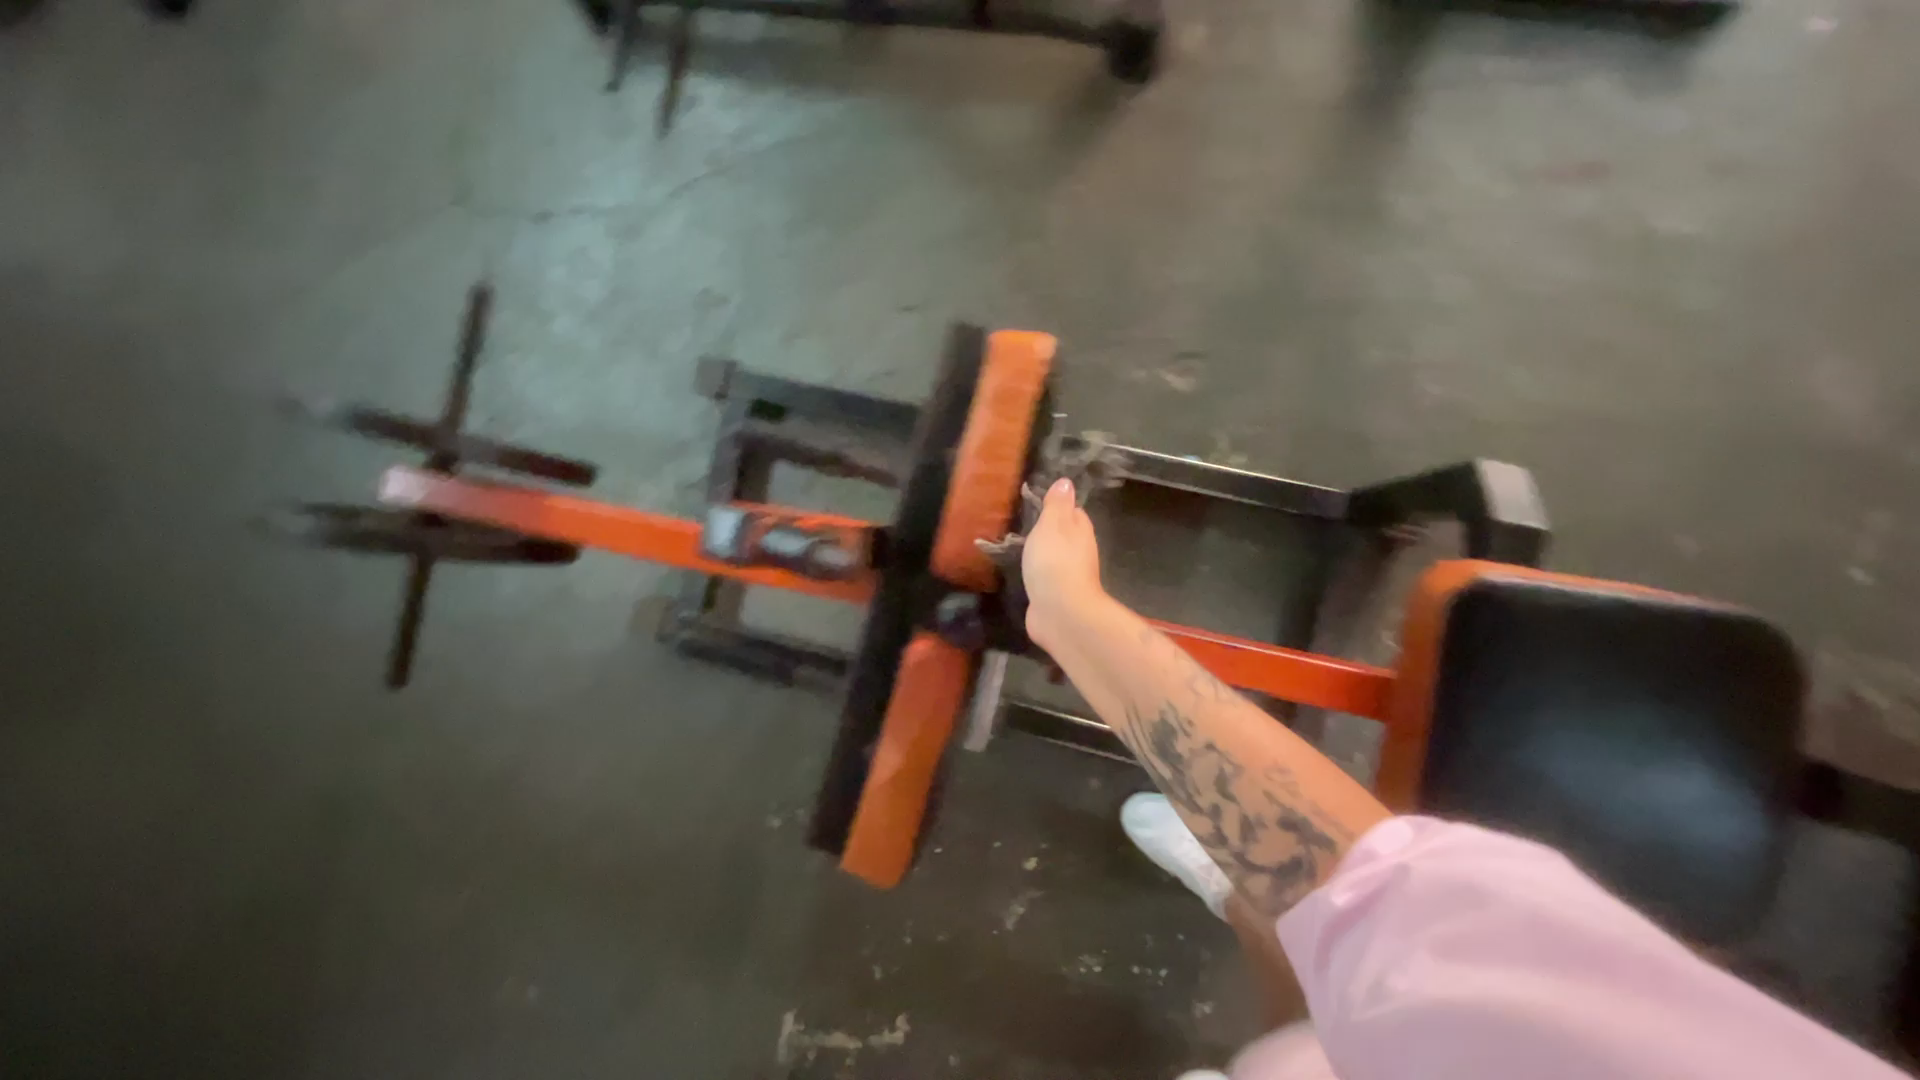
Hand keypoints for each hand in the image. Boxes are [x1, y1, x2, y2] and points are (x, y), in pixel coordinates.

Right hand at [1021, 477, 1104, 649]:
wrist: (1060, 612)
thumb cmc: (1055, 561)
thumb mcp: (1052, 525)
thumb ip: (1056, 504)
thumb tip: (1067, 481)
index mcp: (1081, 531)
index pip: (1074, 512)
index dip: (1059, 506)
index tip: (1038, 502)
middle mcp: (1079, 552)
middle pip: (1065, 536)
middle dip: (1048, 530)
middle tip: (1021, 524)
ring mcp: (1068, 576)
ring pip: (1054, 558)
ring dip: (1040, 553)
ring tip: (1016, 547)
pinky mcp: (1056, 596)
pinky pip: (1045, 578)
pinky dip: (1036, 574)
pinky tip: (1022, 572)